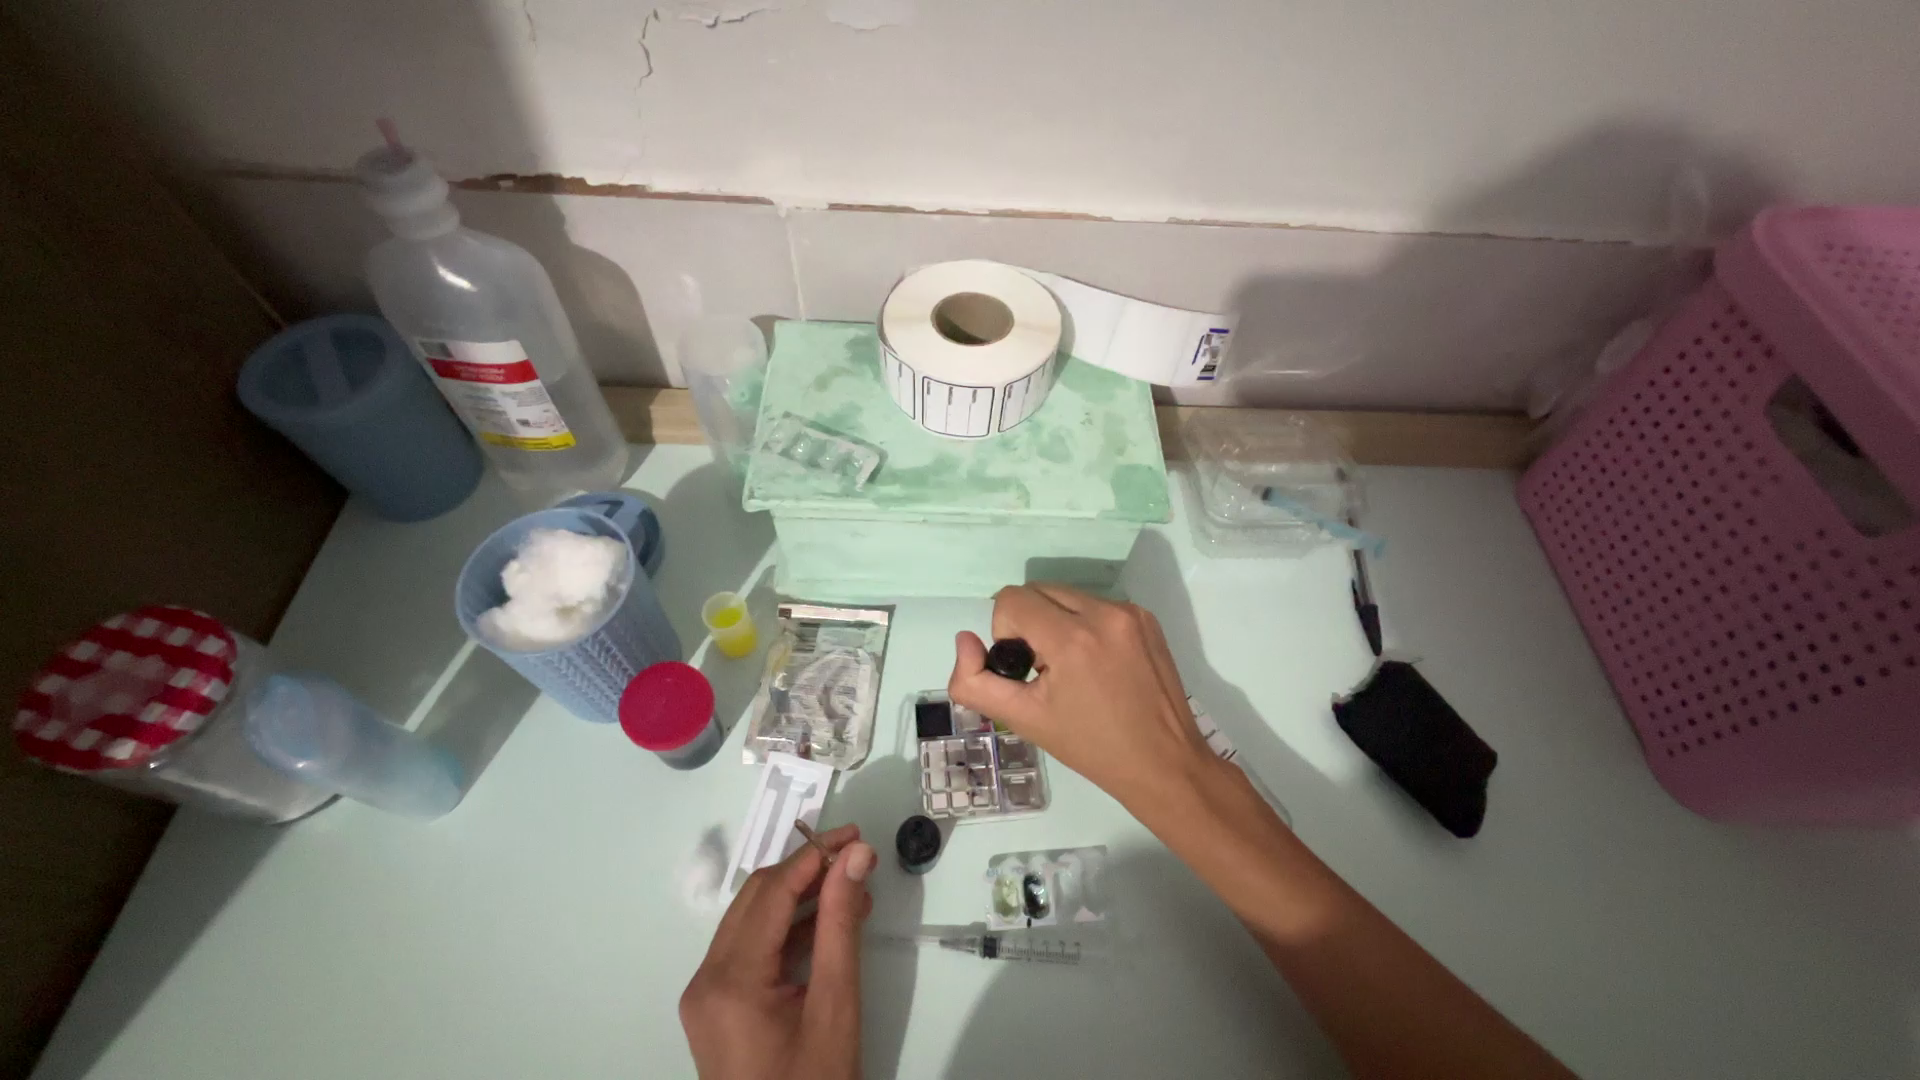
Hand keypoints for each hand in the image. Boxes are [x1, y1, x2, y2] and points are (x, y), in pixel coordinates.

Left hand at [680, 824, 876, 1079]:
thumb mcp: (835, 1004)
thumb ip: (841, 924)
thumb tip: (856, 856)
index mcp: (730, 979)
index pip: (773, 891)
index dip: (815, 855)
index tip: (856, 835)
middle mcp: (706, 978)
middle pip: (756, 898)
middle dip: (806, 870)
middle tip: (856, 857)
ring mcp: (706, 994)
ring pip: (752, 919)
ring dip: (799, 898)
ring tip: (851, 890)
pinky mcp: (715, 1006)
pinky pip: (750, 948)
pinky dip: (786, 930)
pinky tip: (826, 925)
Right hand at [947, 584, 1214, 810]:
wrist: (1163, 762)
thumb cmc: (1090, 746)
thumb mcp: (1023, 720)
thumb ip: (975, 682)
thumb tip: (964, 640)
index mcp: (1072, 638)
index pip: (1012, 600)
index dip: (1005, 633)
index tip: (1025, 669)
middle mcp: (1104, 613)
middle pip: (1038, 591)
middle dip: (1028, 624)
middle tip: (1044, 671)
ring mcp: (1130, 612)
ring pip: (1067, 595)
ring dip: (1056, 622)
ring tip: (1072, 669)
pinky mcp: (1147, 618)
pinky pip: (1096, 605)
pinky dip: (1084, 625)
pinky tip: (1097, 665)